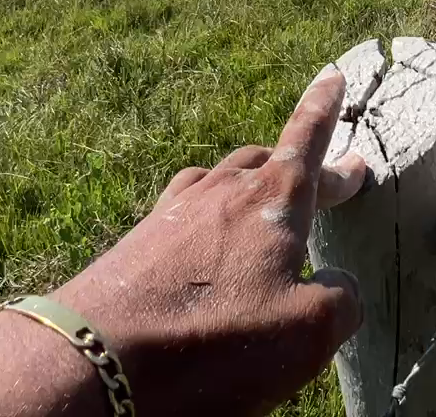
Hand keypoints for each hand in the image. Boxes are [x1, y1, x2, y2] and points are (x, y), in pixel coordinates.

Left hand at [0, 67, 368, 416]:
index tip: (333, 75)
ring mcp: (181, 206)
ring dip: (256, 188)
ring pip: (229, 177)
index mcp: (273, 198)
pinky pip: (191, 204)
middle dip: (304, 169)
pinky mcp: (144, 234)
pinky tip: (206, 235)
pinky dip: (214, 212)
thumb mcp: (306, 334)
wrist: (94, 361)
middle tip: (331, 186)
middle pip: (271, 160)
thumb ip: (341, 301)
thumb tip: (340, 283)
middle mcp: (227, 187)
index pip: (307, 136)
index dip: (325, 106)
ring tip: (266, 210)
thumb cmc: (213, 342)